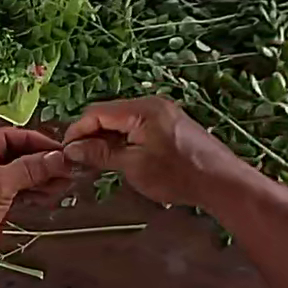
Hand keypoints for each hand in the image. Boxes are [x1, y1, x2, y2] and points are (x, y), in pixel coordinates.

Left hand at [0, 128, 72, 266]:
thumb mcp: (0, 184)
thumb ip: (31, 168)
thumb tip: (59, 157)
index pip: (11, 136)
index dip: (37, 141)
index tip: (61, 150)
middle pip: (17, 155)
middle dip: (42, 162)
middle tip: (66, 169)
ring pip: (19, 175)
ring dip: (40, 178)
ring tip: (63, 183)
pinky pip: (17, 191)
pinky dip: (33, 192)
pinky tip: (49, 195)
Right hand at [62, 97, 251, 206]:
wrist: (221, 182)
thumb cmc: (179, 174)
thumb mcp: (134, 166)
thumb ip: (101, 154)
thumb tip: (73, 149)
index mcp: (142, 109)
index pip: (97, 112)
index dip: (78, 130)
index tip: (66, 150)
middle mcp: (151, 105)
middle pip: (108, 114)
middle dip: (90, 135)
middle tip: (78, 158)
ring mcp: (161, 113)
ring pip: (121, 122)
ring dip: (105, 139)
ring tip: (95, 162)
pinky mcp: (168, 125)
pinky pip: (136, 127)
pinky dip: (122, 140)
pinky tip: (117, 158)